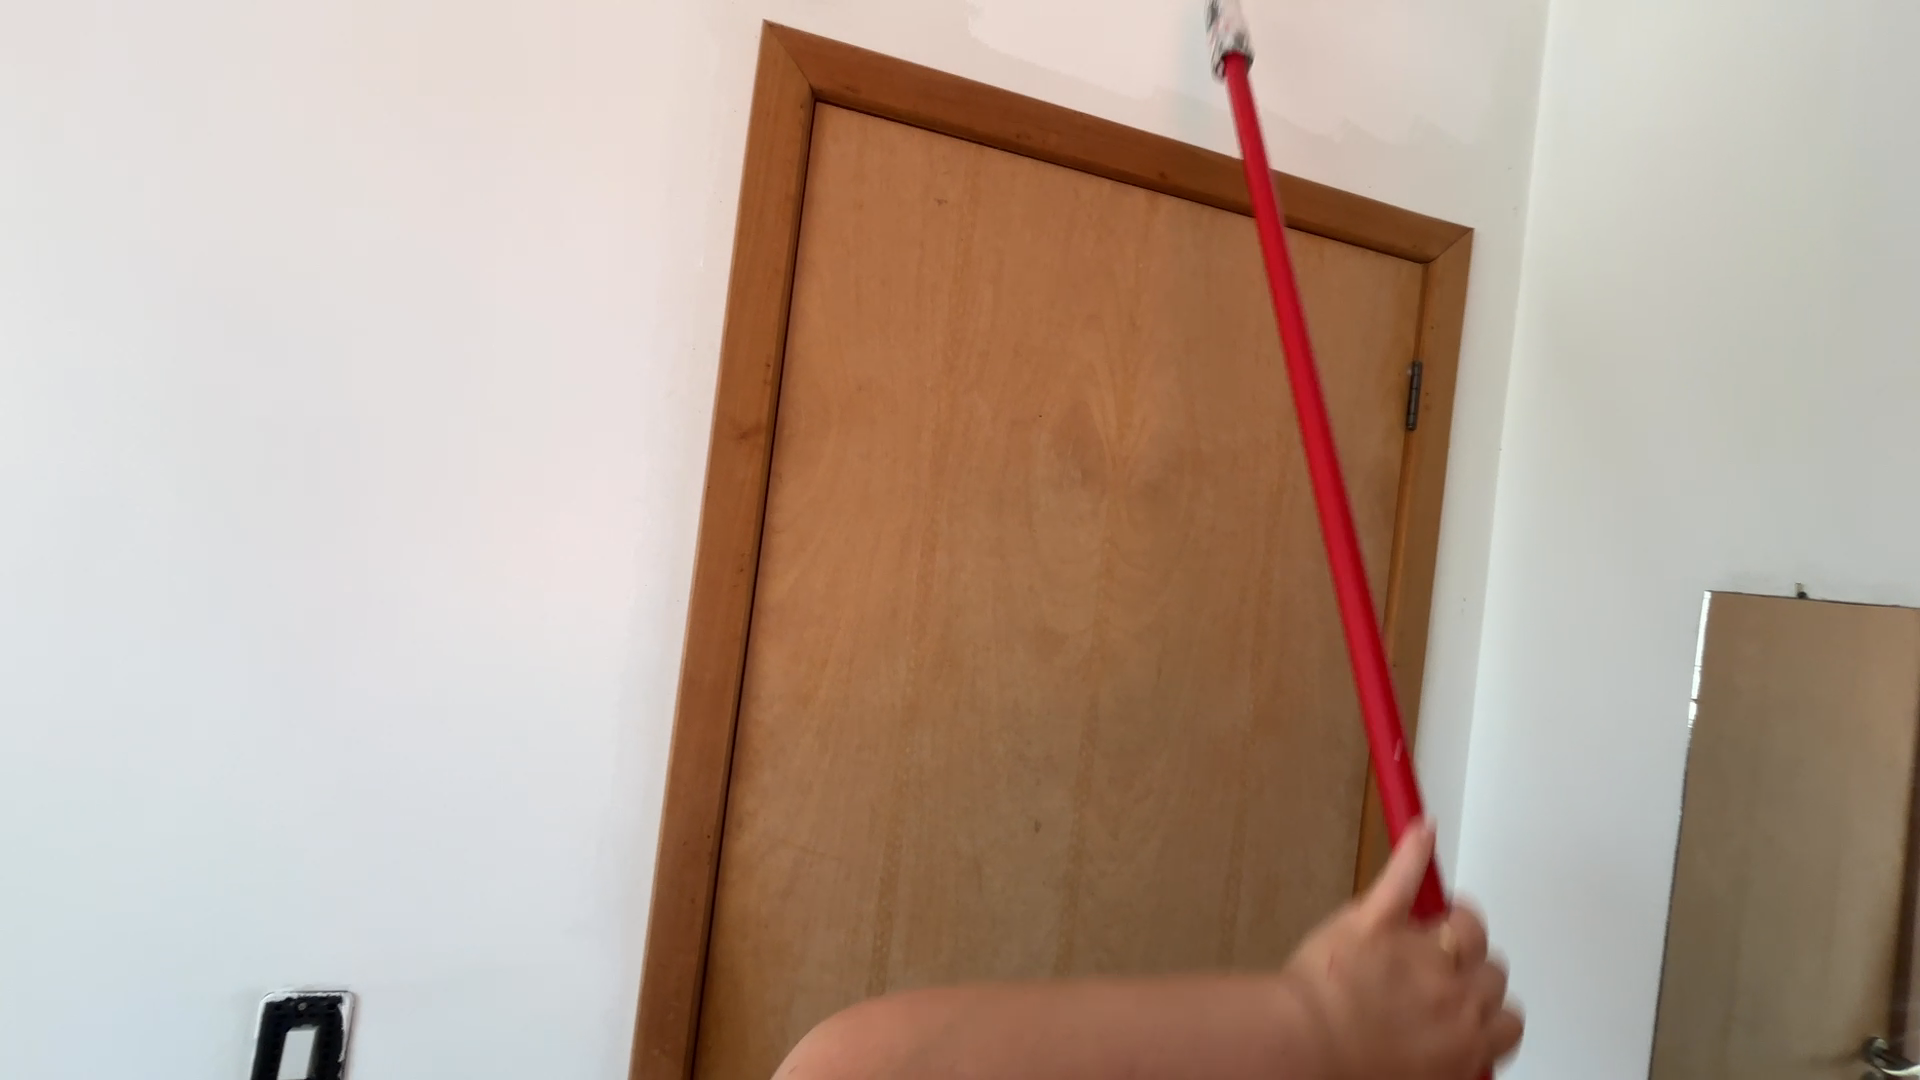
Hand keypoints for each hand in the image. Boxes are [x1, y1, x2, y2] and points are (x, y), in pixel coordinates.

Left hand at [1281, 821, 1522, 1078]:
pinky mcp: (1377, 919)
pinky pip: (1403, 876)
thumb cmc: (1352, 1064)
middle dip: (1470, 961)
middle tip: (1444, 956)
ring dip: (1455, 920)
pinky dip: (1415, 849)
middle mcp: (1455, 993)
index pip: (1508, 1015)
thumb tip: (1452, 1048)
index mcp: (1470, 1039)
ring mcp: (1417, 951)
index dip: (1487, 1003)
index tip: (1472, 996)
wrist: (1310, 1040)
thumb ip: (1450, 1056)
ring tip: (1437, 914)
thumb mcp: (1422, 1077)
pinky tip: (1422, 828)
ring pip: (1464, 926)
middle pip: (1490, 966)